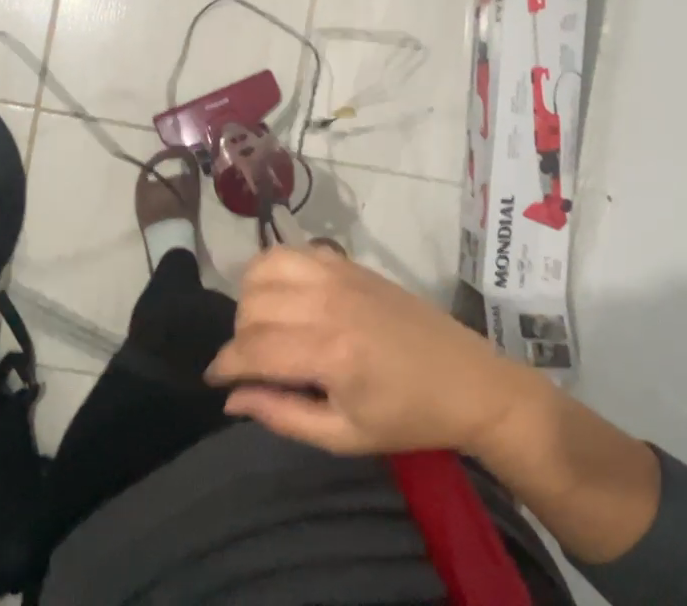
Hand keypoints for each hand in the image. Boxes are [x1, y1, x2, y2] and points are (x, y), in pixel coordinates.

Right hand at [206, 243, 549, 455]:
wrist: (470, 382)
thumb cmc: (408, 418)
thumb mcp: (344, 436)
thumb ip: (281, 415)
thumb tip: (231, 398)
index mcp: (330, 353)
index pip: (251, 349)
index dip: (224, 365)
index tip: (216, 380)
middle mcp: (329, 304)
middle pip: (251, 306)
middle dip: (239, 337)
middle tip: (255, 364)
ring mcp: (341, 276)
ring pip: (264, 268)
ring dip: (252, 297)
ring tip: (266, 326)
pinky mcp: (351, 264)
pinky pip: (293, 251)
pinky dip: (275, 269)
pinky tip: (286, 296)